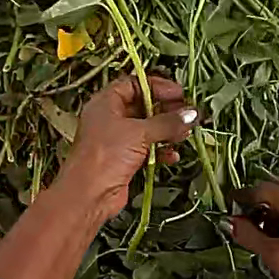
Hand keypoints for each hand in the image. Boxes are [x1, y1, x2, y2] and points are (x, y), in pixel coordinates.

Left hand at [54, 75, 197, 221]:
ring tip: (185, 133)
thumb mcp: (139, 133)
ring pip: (148, 129)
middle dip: (167, 110)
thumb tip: (189, 114)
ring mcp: (117, 140)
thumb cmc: (103, 158)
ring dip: (168, 131)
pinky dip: (161, 150)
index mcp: (106, 103)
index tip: (178, 93)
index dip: (157, 86)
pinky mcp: (124, 160)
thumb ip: (167, 122)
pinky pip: (148, 149)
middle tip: (187, 113)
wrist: (89, 195)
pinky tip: (173, 154)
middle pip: (143, 106)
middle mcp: (110, 119)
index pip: (134, 84)